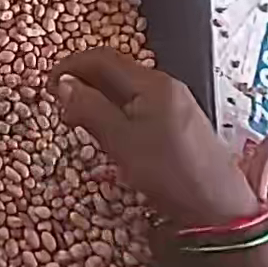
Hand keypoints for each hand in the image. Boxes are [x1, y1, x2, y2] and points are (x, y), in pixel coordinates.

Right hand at [50, 48, 259, 227]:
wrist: (219, 208)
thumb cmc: (168, 173)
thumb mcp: (120, 141)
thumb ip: (89, 108)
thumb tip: (62, 83)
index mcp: (151, 83)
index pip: (101, 58)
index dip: (69, 66)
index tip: (48, 86)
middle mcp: (165, 85)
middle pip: (114, 69)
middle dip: (81, 80)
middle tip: (59, 104)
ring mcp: (175, 102)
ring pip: (125, 87)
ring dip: (96, 95)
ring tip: (77, 119)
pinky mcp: (178, 120)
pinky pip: (138, 102)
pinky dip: (114, 108)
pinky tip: (107, 129)